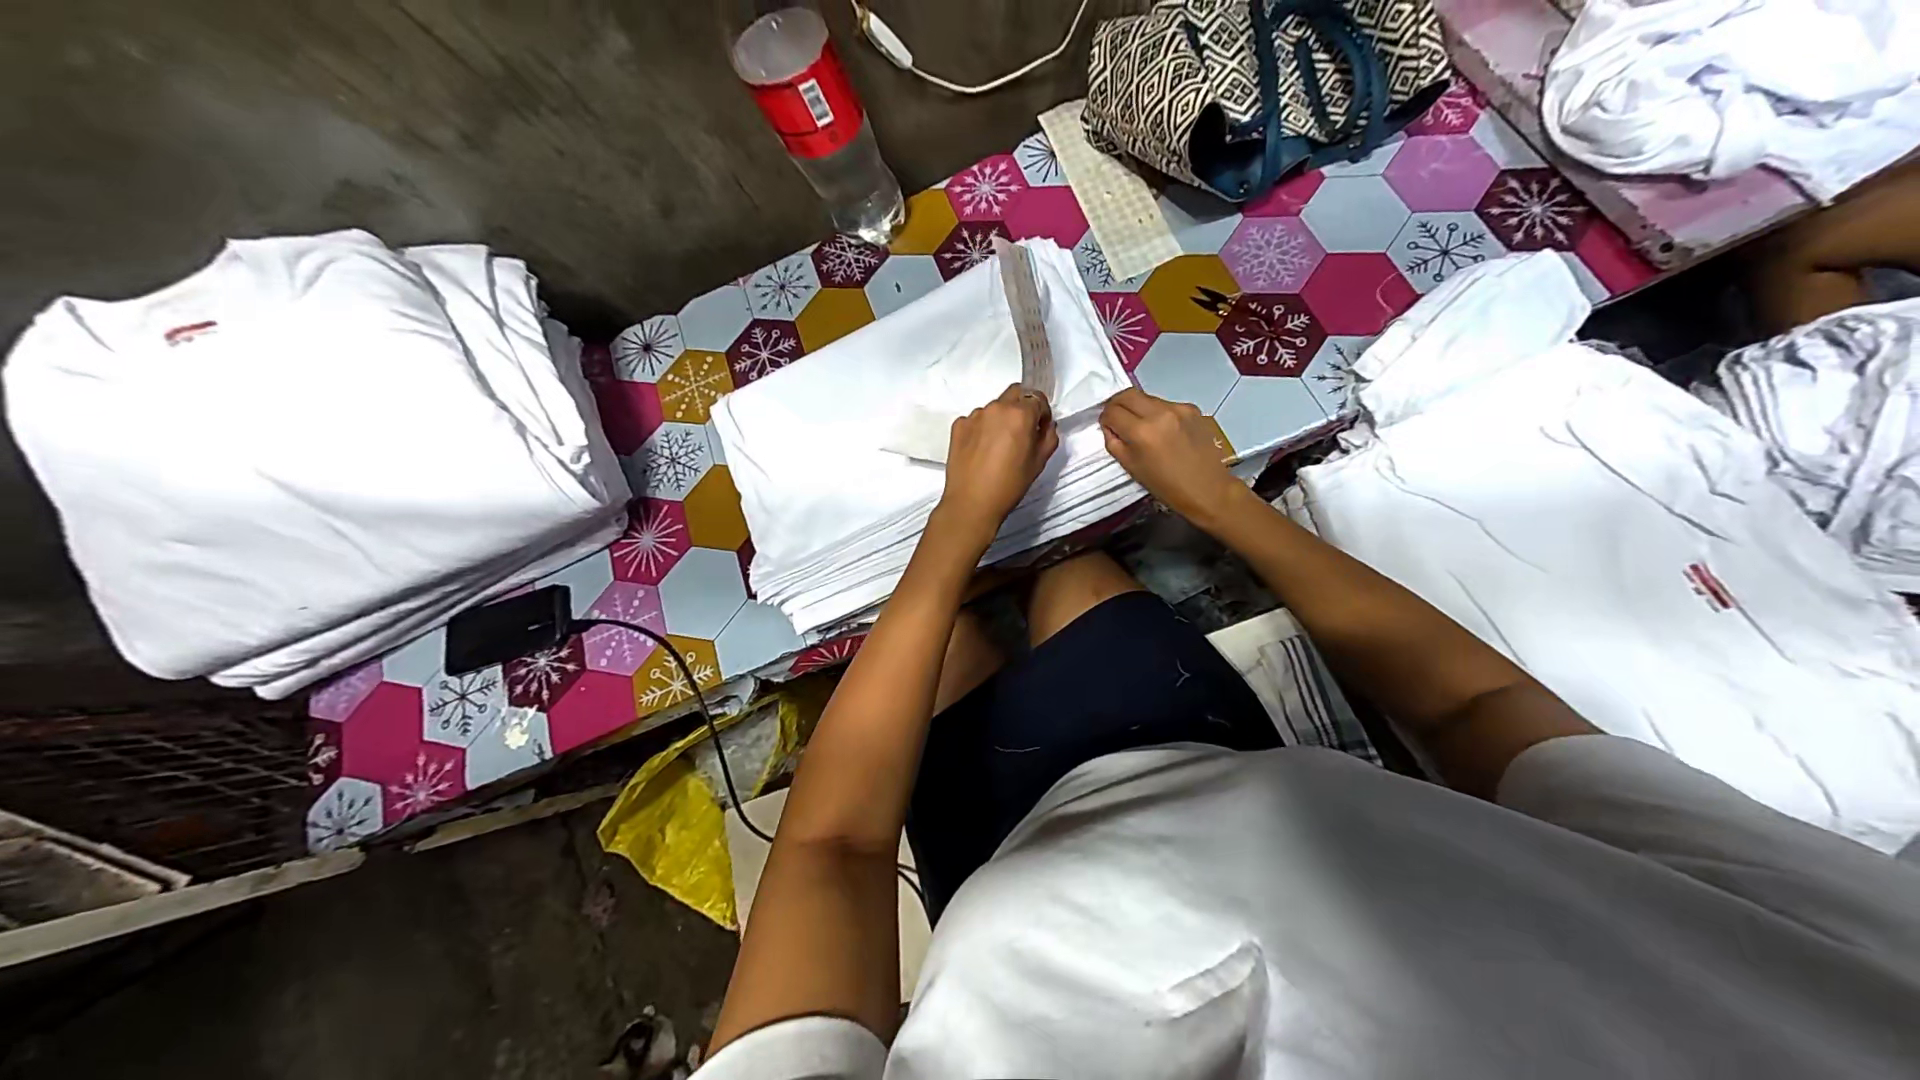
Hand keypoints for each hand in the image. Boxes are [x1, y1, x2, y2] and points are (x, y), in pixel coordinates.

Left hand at [936, 384, 1058, 546]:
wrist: (972, 503)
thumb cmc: (1010, 485)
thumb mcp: (1039, 462)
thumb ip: (1048, 437)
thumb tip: (1046, 426)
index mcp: (1020, 414)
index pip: (1037, 397)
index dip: (1042, 411)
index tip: (1041, 426)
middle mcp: (996, 408)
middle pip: (1015, 393)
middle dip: (1023, 406)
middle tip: (1023, 430)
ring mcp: (974, 415)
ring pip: (994, 407)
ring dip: (1001, 418)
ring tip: (999, 444)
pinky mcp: (958, 426)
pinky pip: (976, 420)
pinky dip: (982, 428)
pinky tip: (982, 450)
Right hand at [1099, 387, 1244, 526]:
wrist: (1206, 488)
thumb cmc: (1165, 485)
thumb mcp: (1131, 467)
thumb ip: (1114, 442)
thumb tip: (1110, 426)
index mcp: (1141, 432)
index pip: (1112, 411)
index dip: (1105, 418)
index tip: (1107, 426)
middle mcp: (1159, 413)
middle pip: (1128, 394)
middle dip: (1117, 404)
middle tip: (1117, 416)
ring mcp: (1178, 408)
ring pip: (1147, 397)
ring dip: (1138, 407)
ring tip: (1141, 425)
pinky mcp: (1192, 408)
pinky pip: (1166, 404)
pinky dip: (1158, 413)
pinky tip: (1164, 429)